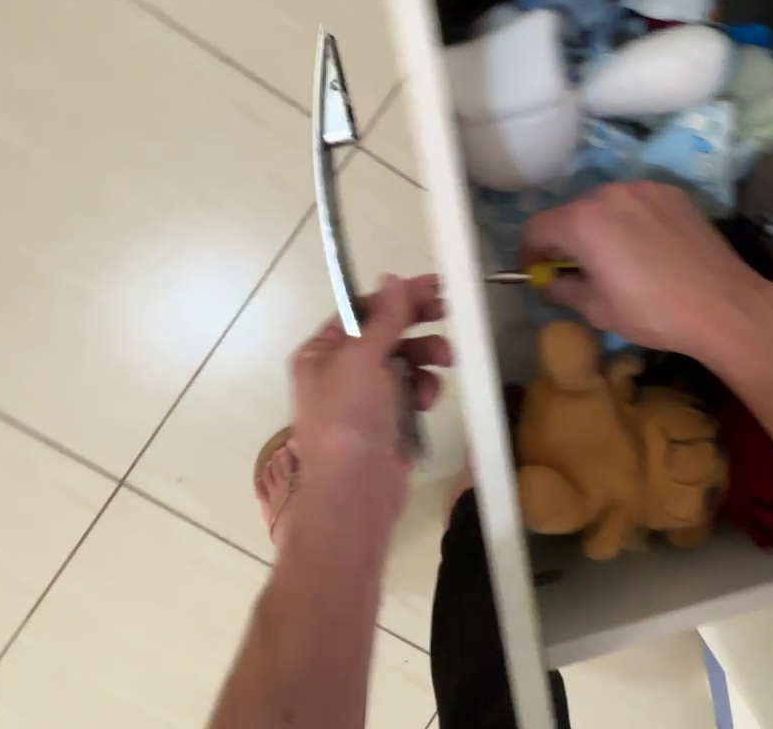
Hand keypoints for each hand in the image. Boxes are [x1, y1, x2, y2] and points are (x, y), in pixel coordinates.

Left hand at [289, 274, 448, 495]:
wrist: (355, 494)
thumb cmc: (348, 418)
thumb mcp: (362, 358)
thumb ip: (383, 317)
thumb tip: (392, 277)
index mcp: (322, 352)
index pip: (362, 310)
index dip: (397, 297)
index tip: (433, 287)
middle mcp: (341, 371)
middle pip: (387, 332)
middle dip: (418, 324)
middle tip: (450, 309)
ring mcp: (367, 397)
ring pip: (407, 359)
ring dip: (427, 357)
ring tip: (446, 359)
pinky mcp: (391, 419)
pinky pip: (414, 389)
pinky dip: (425, 389)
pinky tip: (428, 400)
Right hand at [519, 182, 772, 360]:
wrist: (724, 304)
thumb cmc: (653, 312)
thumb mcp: (598, 310)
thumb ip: (563, 290)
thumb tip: (550, 283)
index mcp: (583, 221)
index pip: (536, 228)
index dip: (530, 253)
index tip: (538, 273)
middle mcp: (609, 194)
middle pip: (570, 213)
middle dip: (565, 240)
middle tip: (575, 269)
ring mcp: (644, 189)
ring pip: (605, 205)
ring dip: (598, 227)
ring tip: (614, 258)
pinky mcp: (672, 193)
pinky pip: (636, 203)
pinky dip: (630, 220)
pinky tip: (646, 248)